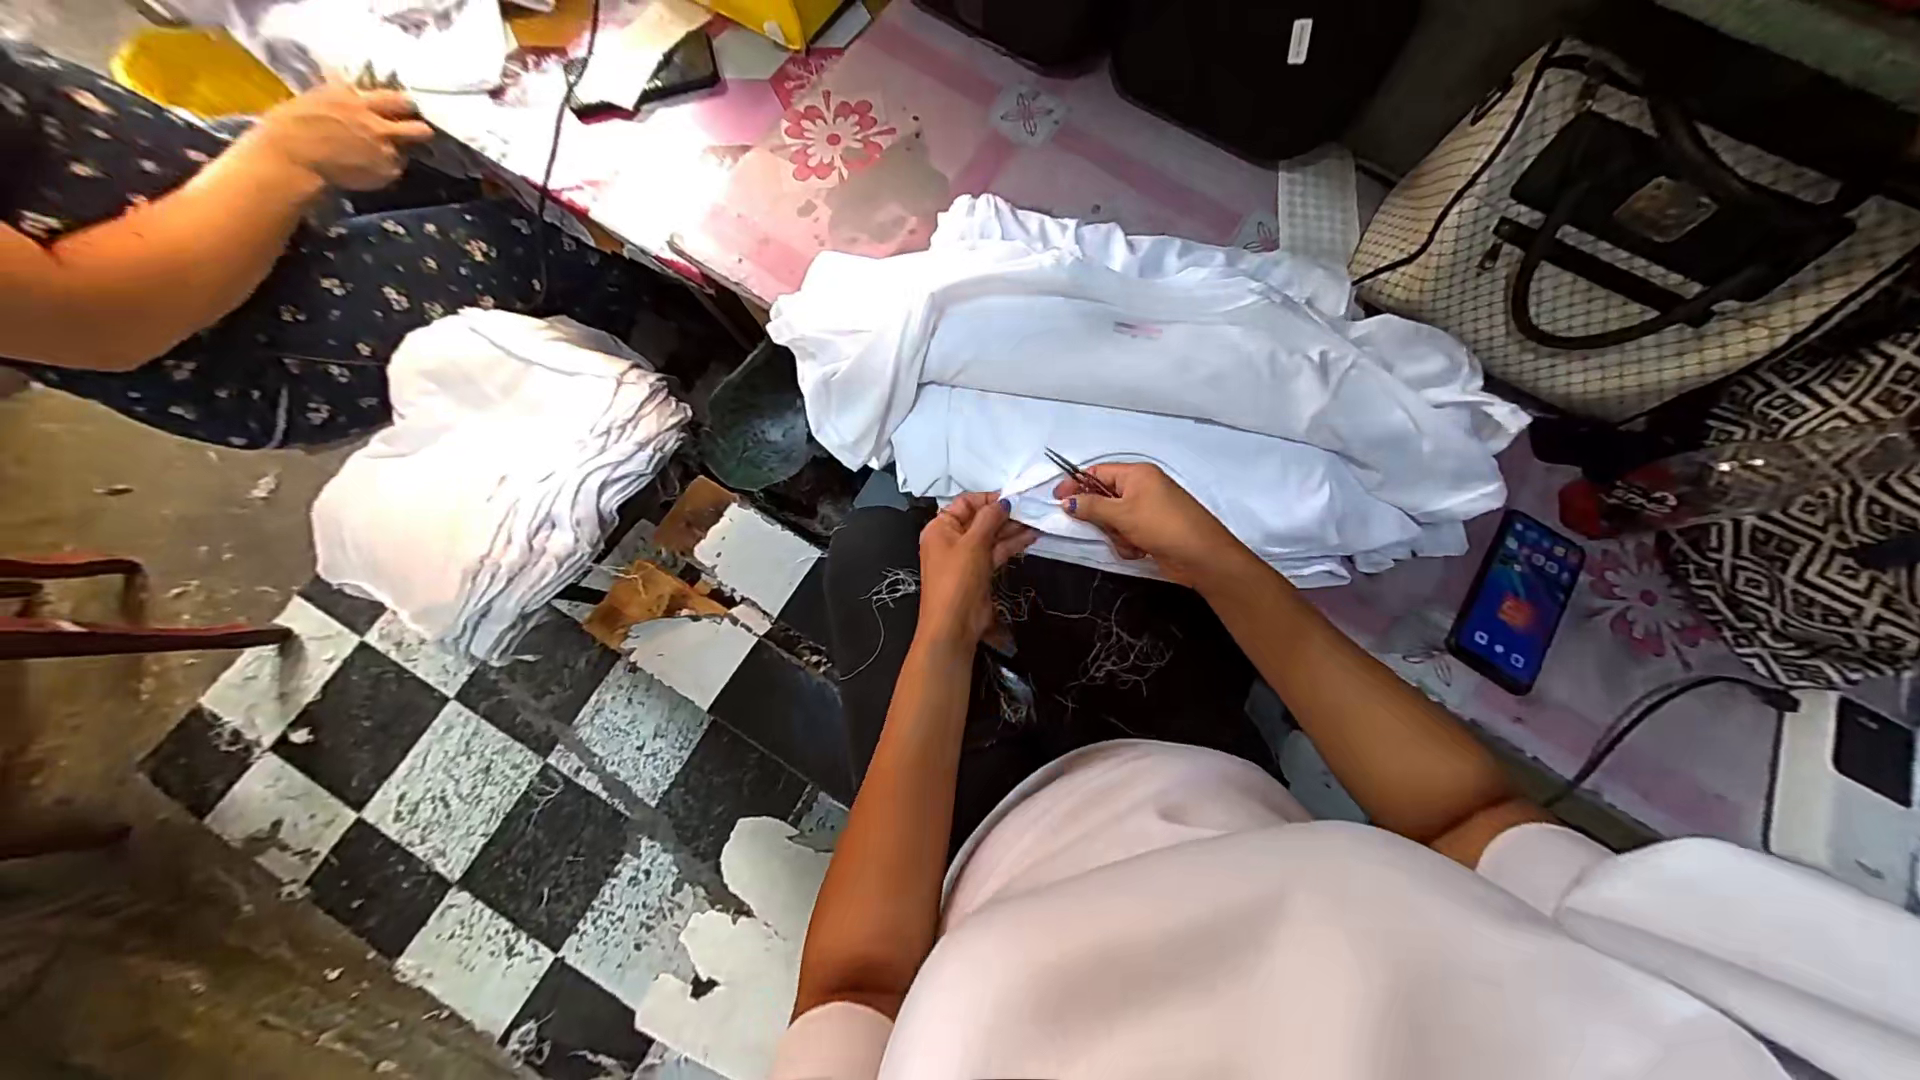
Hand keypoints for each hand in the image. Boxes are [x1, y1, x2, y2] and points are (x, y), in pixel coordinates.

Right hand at [250, 80, 434, 190]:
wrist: (294, 158)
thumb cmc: (294, 125)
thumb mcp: (318, 99)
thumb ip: (344, 97)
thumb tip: (353, 89)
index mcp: (358, 101)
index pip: (399, 100)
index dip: (407, 104)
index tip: (408, 107)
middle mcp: (378, 125)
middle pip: (421, 130)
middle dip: (421, 131)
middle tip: (416, 133)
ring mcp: (387, 151)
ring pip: (406, 151)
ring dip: (397, 151)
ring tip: (374, 153)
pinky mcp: (389, 172)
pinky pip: (395, 168)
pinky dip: (386, 168)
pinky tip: (366, 166)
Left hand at [916, 493, 1037, 649]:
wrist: (954, 624)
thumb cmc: (956, 580)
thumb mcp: (973, 543)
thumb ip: (989, 518)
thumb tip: (1003, 502)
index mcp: (940, 528)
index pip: (965, 503)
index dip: (988, 499)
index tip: (1012, 497)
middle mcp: (951, 540)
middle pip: (980, 520)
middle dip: (1004, 514)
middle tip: (1029, 508)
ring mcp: (966, 557)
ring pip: (991, 536)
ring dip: (1012, 529)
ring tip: (1035, 520)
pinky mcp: (979, 572)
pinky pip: (996, 552)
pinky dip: (1012, 544)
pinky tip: (1030, 537)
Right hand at [1054, 463, 1254, 589]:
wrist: (1200, 556)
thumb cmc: (1163, 526)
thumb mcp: (1122, 514)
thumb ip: (1090, 506)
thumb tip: (1066, 501)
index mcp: (1137, 474)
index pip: (1097, 473)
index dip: (1076, 485)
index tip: (1057, 499)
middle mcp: (1141, 488)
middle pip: (1103, 499)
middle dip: (1103, 518)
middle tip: (1109, 527)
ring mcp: (1146, 510)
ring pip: (1112, 521)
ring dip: (1116, 535)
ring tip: (1132, 541)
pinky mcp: (1150, 530)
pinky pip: (1125, 534)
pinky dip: (1128, 544)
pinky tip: (1141, 549)